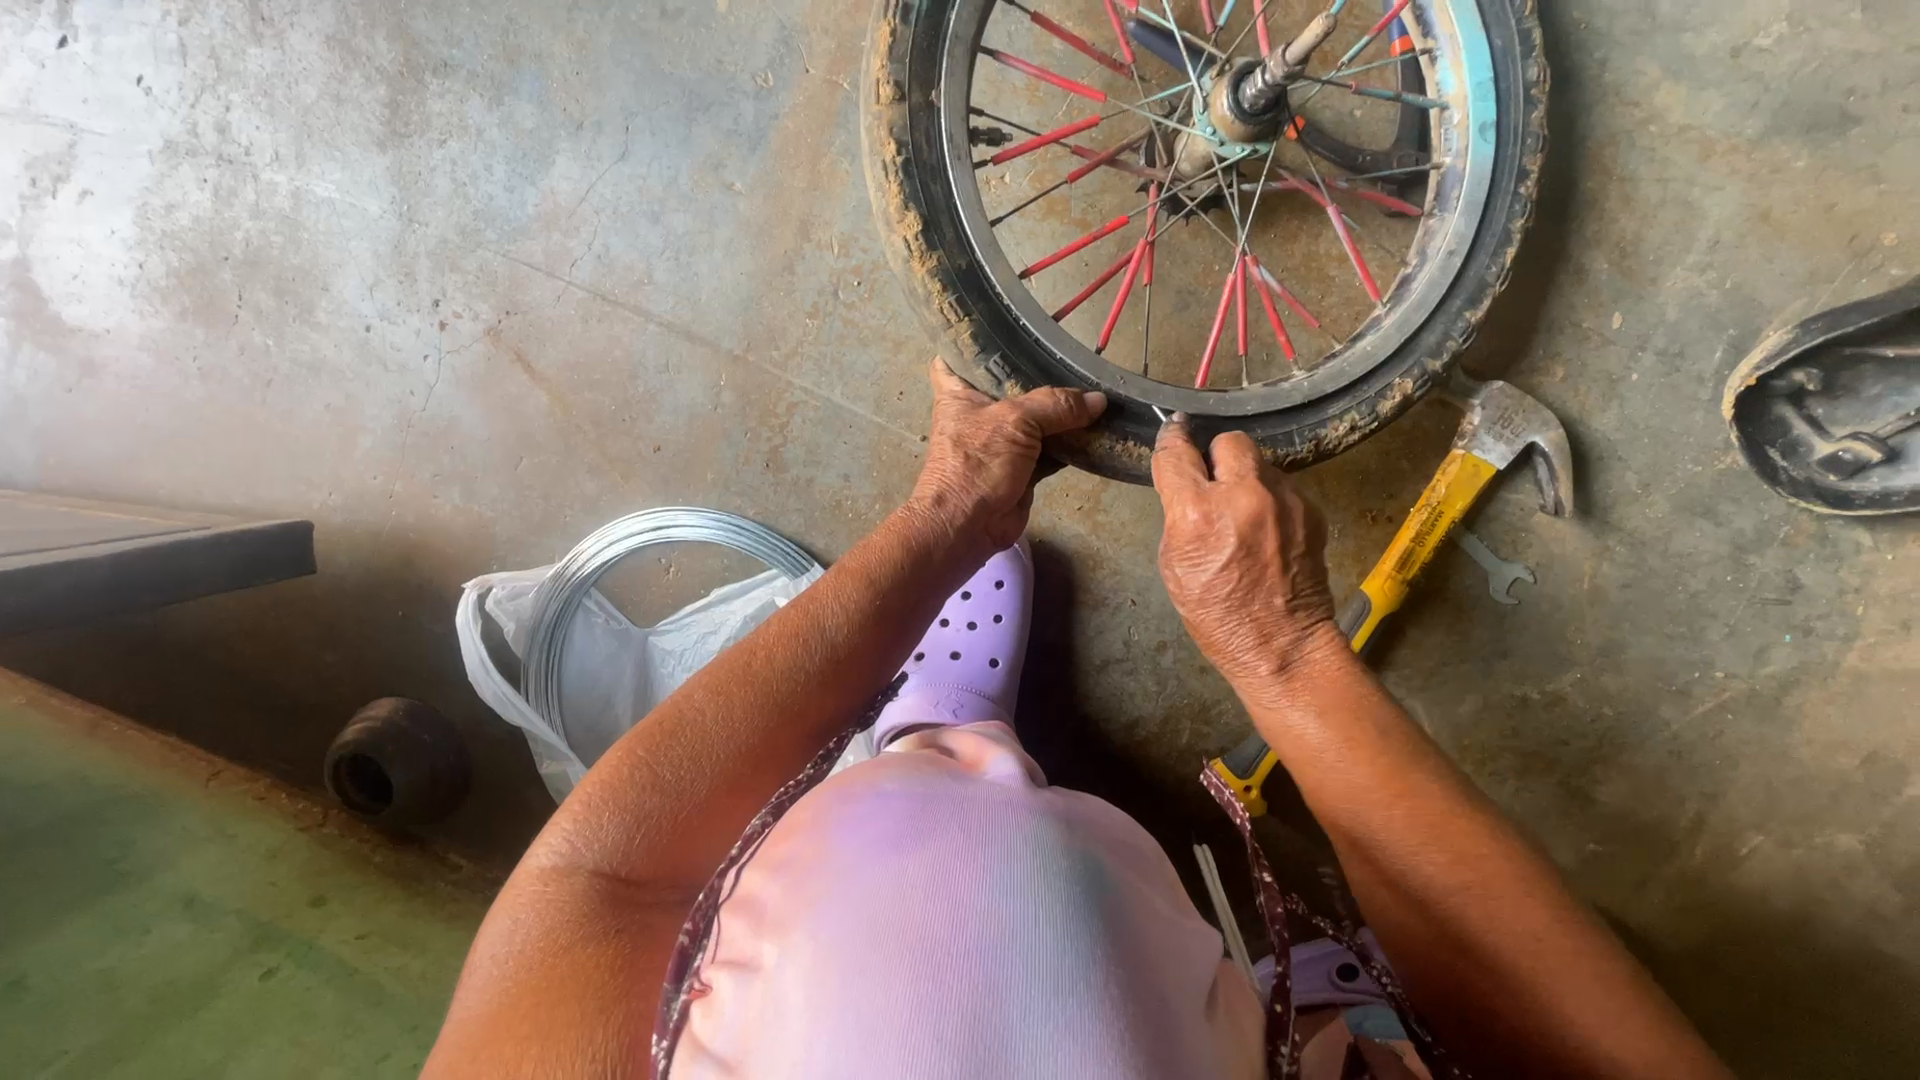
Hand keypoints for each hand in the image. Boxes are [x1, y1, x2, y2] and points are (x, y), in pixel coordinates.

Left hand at [905, 358, 1105, 556]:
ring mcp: (1001, 439)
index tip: (1011, 325)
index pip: (961, 353)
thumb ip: (1056, 405)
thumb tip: (1098, 400)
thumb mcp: (1015, 422)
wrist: (968, 526)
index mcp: (959, 390)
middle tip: (1075, 353)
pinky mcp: (1021, 465)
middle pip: (1012, 383)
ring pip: (1036, 416)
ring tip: (1096, 386)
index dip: (980, 339)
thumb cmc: (976, 465)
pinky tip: (1097, 426)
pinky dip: (1071, 440)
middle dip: (1040, 373)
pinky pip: (1051, 446)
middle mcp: (978, 410)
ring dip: (1063, 410)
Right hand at [1151, 416, 1342, 688]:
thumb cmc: (1215, 614)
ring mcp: (1285, 500)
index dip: (1171, 440)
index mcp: (1198, 512)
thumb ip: (1179, 514)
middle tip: (1214, 482)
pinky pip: (1284, 487)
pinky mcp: (1311, 510)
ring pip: (1260, 462)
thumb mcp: (1174, 564)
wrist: (1281, 645)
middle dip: (1217, 456)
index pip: (1176, 452)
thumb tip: (1189, 484)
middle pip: (1229, 441)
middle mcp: (1244, 495)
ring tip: (1245, 513)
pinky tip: (1268, 531)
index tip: (1173, 433)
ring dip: (1247, 478)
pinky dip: (1271, 500)